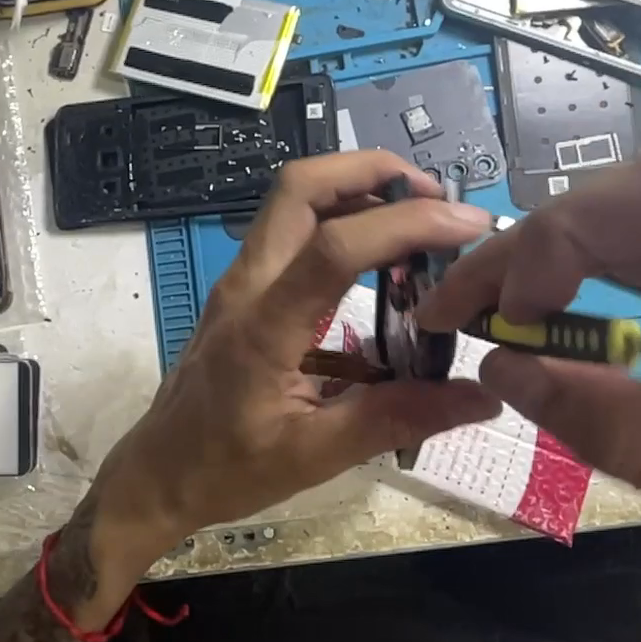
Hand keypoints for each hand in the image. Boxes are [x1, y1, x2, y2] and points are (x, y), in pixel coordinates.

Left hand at [91, 151, 501, 561]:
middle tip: (436, 199)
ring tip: (418, 218)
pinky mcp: (242, 288)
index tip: (467, 225)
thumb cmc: (226, 467)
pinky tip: (378, 257)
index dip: (405, 222)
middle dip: (371, 172)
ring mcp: (239, 281)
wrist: (160, 469)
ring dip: (355, 189)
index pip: (333, 246)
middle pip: (298, 188)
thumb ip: (394, 419)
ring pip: (291, 200)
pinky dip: (338, 218)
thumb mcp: (313, 456)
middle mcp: (246, 284)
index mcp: (262, 326)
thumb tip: (480, 396)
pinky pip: (289, 229)